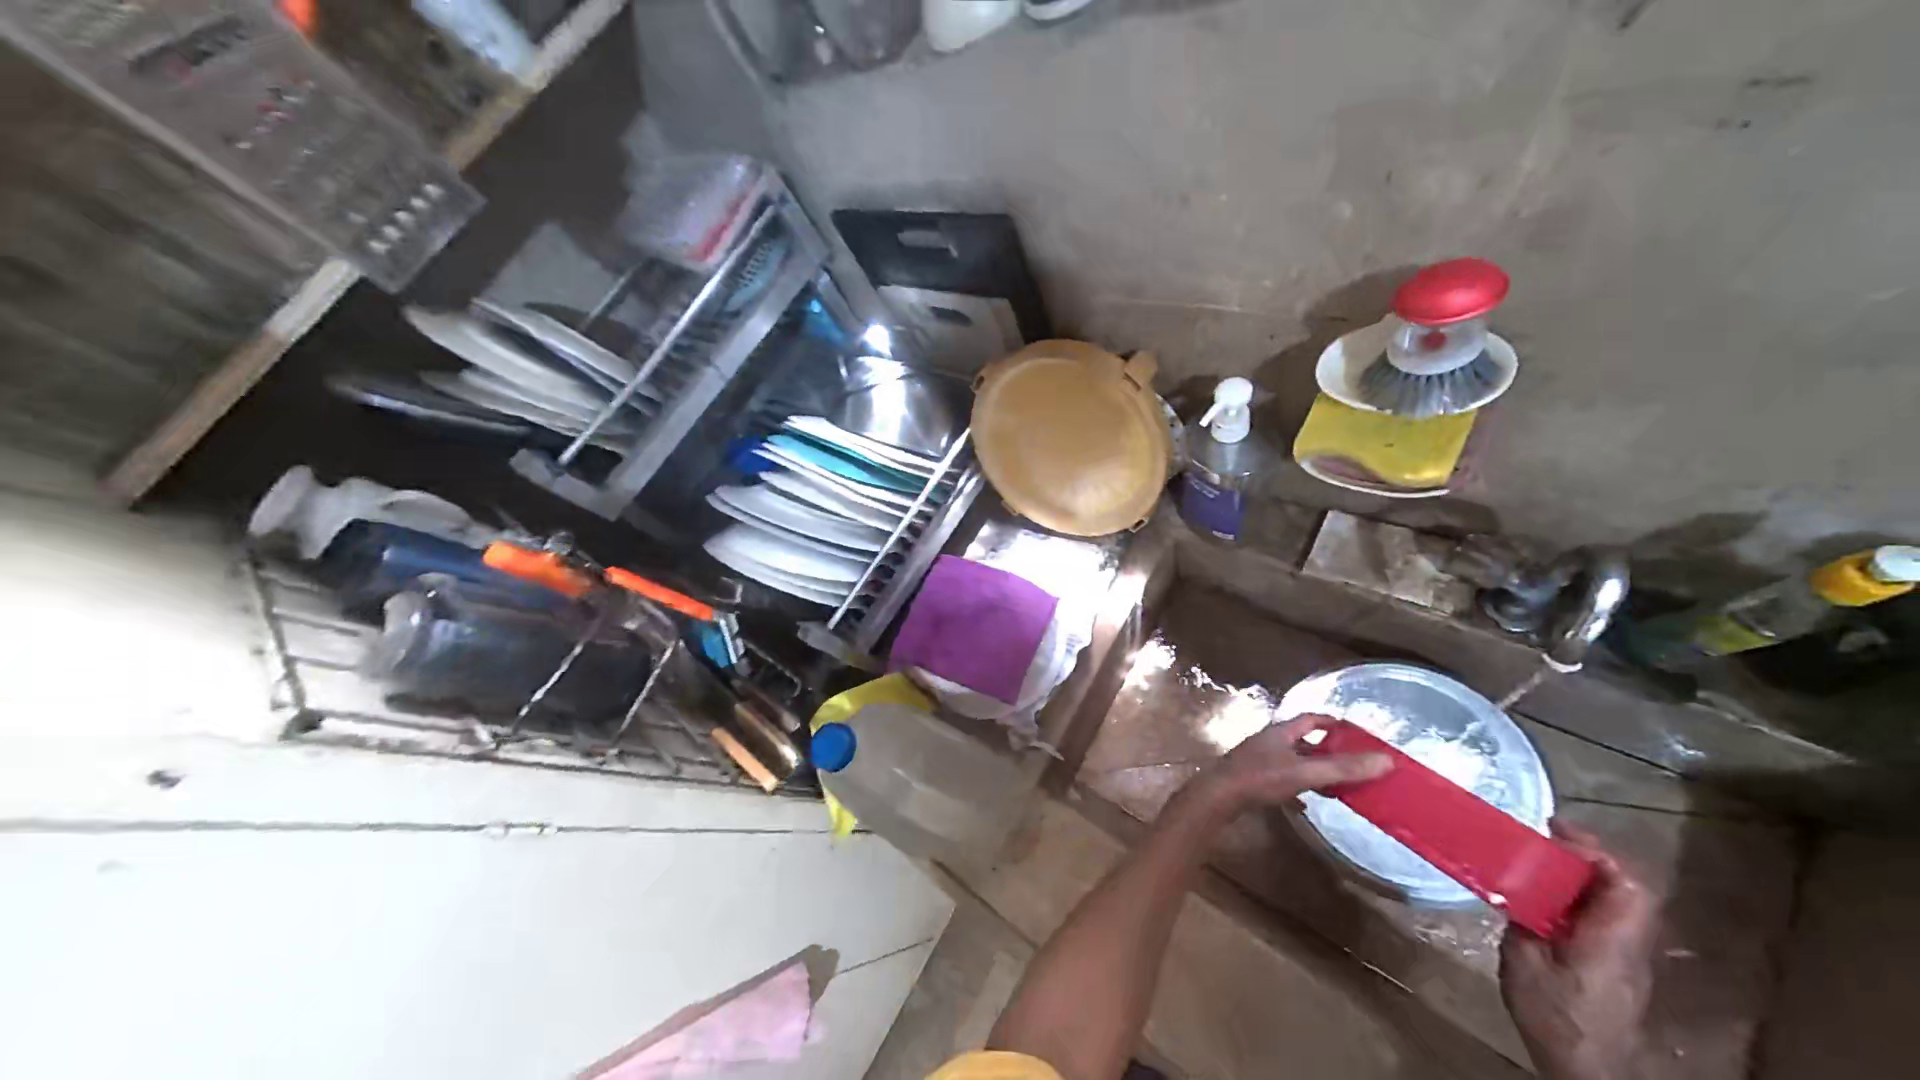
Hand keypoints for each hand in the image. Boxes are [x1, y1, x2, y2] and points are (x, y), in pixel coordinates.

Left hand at [1180, 713, 1393, 819]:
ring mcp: (1258, 760)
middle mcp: (1268, 741)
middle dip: (1328, 750)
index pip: (1311, 719)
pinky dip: (1299, 786)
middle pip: (1303, 741)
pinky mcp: (1252, 779)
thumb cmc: (1260, 779)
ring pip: (1293, 760)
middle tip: (1354, 762)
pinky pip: (1282, 779)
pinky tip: (1307, 802)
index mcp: (1280, 732)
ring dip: (1314, 769)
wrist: (1218, 798)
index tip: (1356, 733)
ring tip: (1338, 783)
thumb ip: (1343, 768)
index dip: (1334, 723)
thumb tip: (1386, 760)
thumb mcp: (1305, 772)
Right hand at [1500, 821, 1658, 1079]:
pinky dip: (1577, 896)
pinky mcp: (1616, 967)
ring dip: (1581, 874)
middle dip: (1587, 855)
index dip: (1595, 849)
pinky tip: (1543, 897)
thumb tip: (1513, 886)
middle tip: (1542, 837)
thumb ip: (1522, 918)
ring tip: (1537, 859)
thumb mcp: (1522, 962)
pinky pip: (1604, 918)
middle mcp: (1629, 943)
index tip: (1552, 829)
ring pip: (1616, 902)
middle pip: (1624, 887)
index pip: (1625, 884)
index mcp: (1610, 938)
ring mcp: (1627, 957)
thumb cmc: (1555, 1014)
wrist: (1590, 1070)